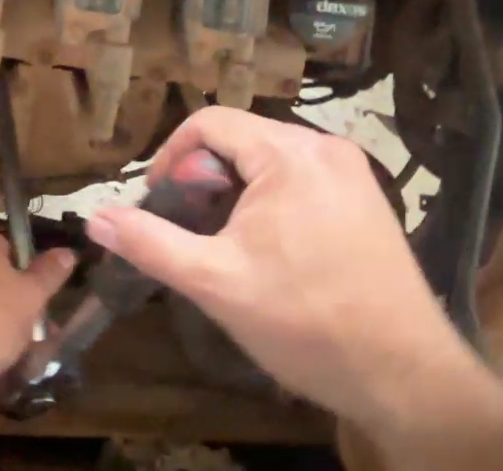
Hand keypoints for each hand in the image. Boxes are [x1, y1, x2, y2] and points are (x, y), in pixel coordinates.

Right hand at [85, 107, 479, 429]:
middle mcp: (325, 147)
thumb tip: (94, 218)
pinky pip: (300, 177)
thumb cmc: (306, 324)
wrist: (408, 380)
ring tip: (224, 240)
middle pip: (240, 137)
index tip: (157, 200)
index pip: (209, 123)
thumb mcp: (215, 282)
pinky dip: (270, 198)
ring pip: (269, 158)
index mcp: (289, 153)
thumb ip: (150, 242)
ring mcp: (352, 172)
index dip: (171, 155)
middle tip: (191, 227)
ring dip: (235, 189)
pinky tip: (268, 247)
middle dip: (204, 176)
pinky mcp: (366, 199)